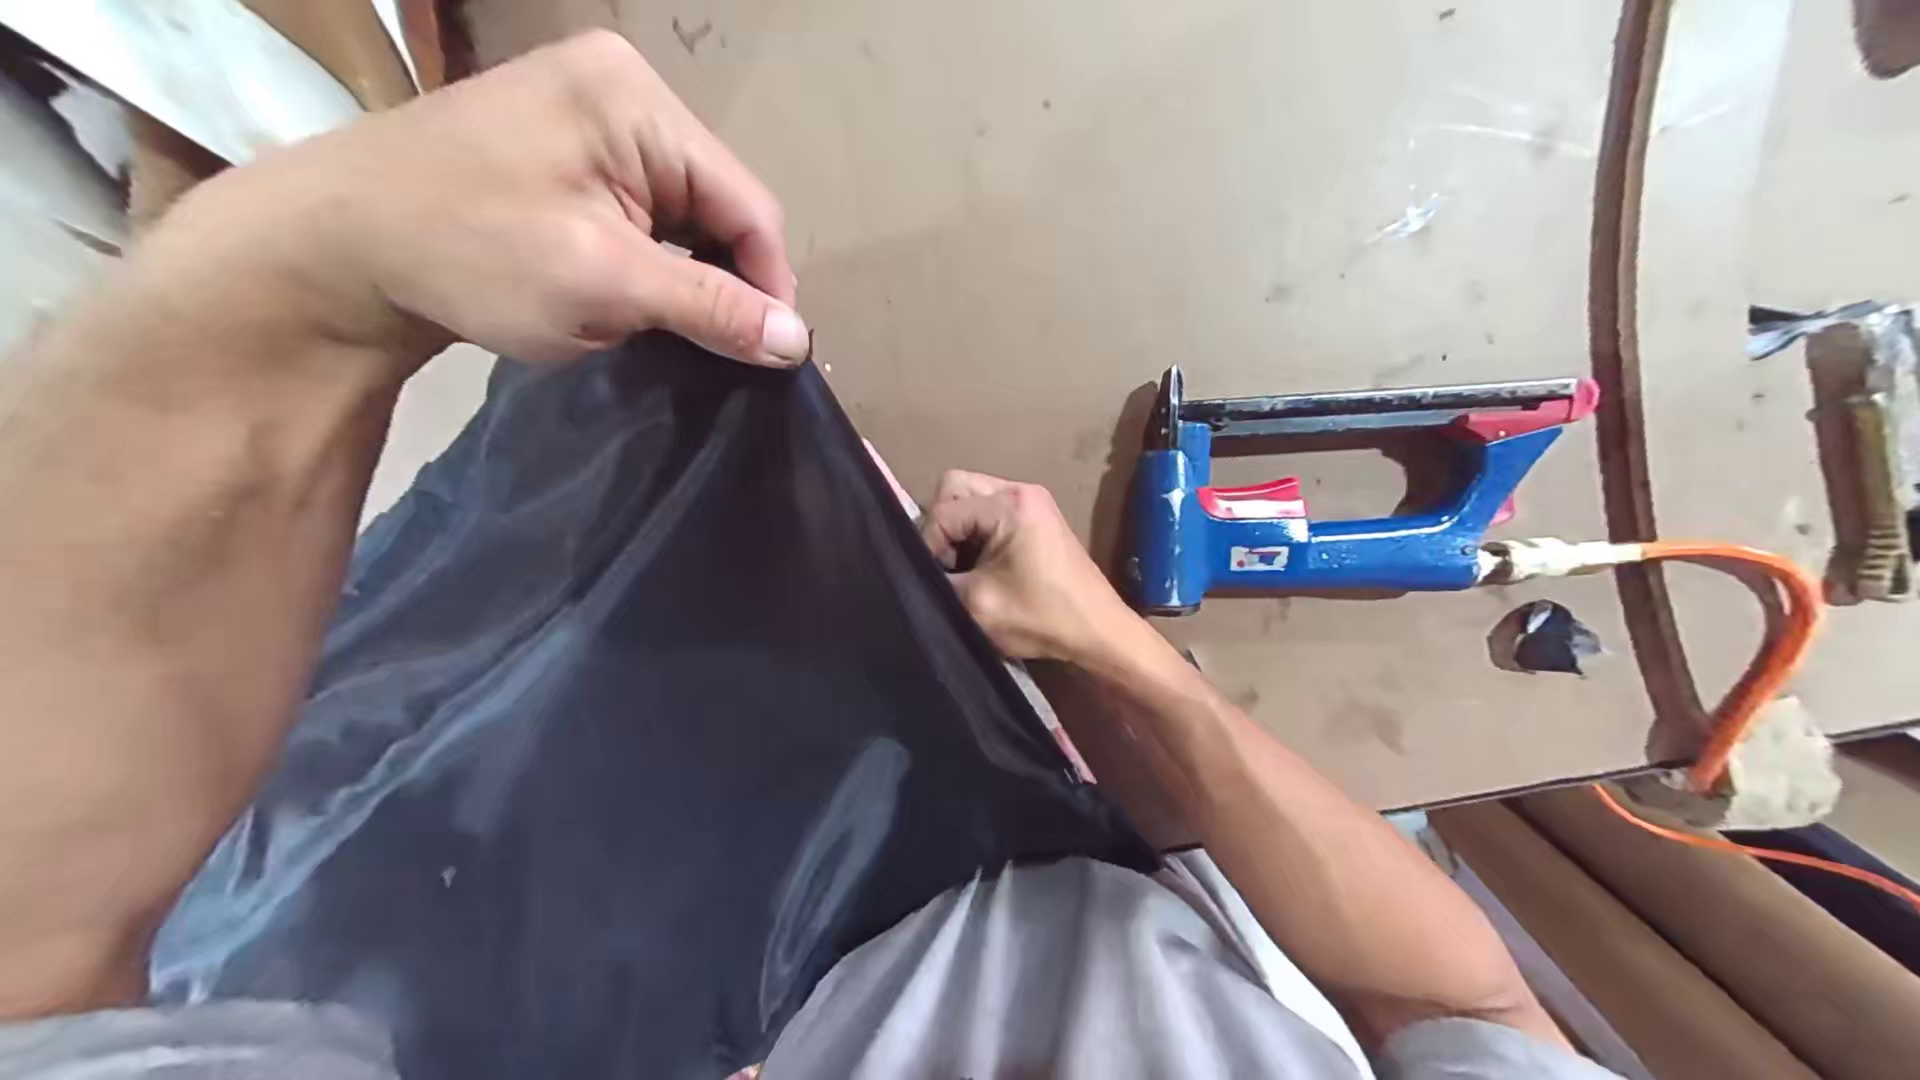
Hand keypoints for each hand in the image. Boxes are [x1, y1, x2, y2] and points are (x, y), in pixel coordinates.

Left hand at [146, 30, 804, 367]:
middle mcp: (630, 94)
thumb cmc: (468, 256)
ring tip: (685, 326)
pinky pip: (660, 218)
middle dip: (732, 281)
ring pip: (696, 218)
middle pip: (725, 208)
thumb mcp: (606, 285)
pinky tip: (652, 297)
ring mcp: (602, 120)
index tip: (770, 354)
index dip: (770, 285)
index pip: (749, 205)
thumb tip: (799, 343)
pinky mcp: (582, 154)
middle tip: (724, 347)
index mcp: (637, 102)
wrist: (338, 250)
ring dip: (700, 278)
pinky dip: (667, 266)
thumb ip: (713, 309)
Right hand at [920, 471, 1141, 662]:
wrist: (1097, 630)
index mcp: (1009, 505)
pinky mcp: (1037, 515)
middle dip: (942, 526)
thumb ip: (937, 581)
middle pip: (954, 488)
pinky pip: (989, 509)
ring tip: (963, 566)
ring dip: (959, 529)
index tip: (937, 578)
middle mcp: (1020, 490)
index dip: (929, 545)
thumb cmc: (1040, 618)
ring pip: (970, 497)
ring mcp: (1032, 499)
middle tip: (947, 563)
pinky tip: (981, 563)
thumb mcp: (976, 605)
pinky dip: (977, 531)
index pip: (943, 511)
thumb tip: (918, 571)